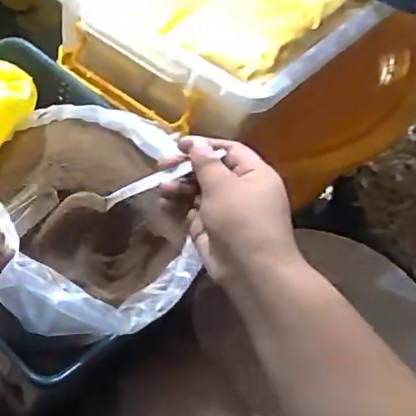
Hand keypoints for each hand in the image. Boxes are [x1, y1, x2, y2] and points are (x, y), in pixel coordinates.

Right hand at [169, 136, 300, 287]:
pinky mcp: (209, 229)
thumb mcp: (223, 187)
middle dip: (185, 168)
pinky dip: (177, 206)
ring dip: (178, 188)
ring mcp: (224, 211)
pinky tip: (163, 204)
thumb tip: (195, 144)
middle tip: (161, 166)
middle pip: (209, 171)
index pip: (228, 150)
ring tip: (161, 189)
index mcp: (253, 174)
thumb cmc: (242, 221)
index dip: (204, 145)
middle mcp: (240, 189)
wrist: (251, 271)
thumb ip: (206, 164)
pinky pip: (191, 212)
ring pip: (197, 192)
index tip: (179, 145)